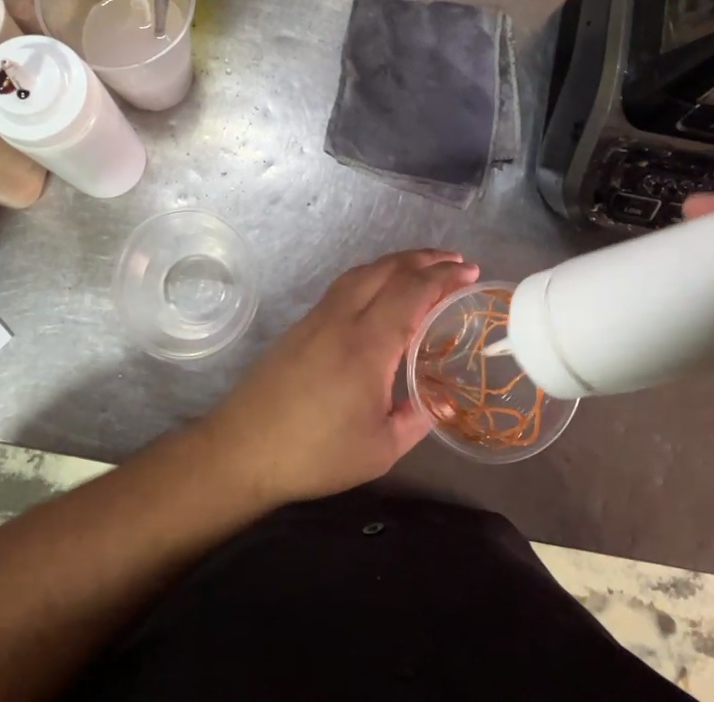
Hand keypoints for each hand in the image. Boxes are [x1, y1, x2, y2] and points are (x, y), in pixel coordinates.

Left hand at [200, 250, 479, 506]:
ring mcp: (317, 319)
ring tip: (422, 267)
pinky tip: (380, 290)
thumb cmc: (316, 454)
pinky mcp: (300, 327)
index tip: (470, 272)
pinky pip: (343, 286)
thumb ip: (418, 418)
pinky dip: (371, 276)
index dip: (443, 277)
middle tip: (455, 262)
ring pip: (361, 273)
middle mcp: (342, 319)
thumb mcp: (380, 448)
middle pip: (387, 270)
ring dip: (396, 263)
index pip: (412, 292)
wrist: (242, 449)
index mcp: (367, 344)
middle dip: (424, 260)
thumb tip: (443, 402)